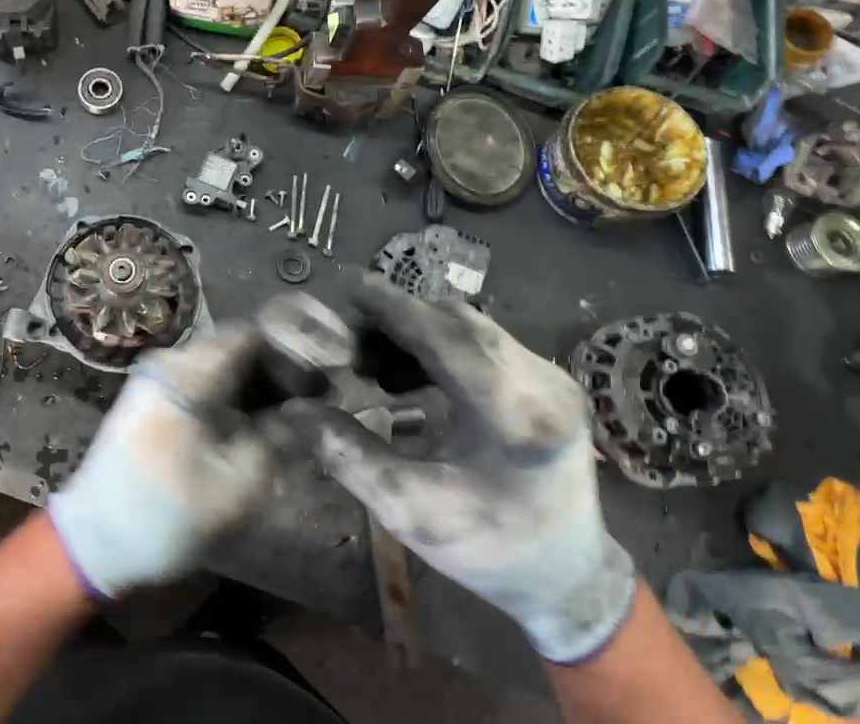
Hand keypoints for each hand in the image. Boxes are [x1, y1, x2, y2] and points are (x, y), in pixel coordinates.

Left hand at [48, 325, 274, 598]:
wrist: (94, 539)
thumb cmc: (164, 516)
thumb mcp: (234, 490)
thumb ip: (271, 444)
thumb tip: (297, 416)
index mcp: (188, 378)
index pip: (246, 338)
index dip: (284, 351)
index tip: (313, 374)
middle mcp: (166, 367)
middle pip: (228, 347)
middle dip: (266, 367)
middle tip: (301, 397)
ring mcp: (150, 381)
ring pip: (210, 364)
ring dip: (243, 381)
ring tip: (277, 411)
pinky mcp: (144, 400)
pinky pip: (192, 380)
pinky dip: (220, 391)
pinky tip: (240, 421)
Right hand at [280, 277, 636, 663]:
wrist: (564, 575)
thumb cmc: (487, 549)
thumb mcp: (408, 509)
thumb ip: (348, 455)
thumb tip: (295, 410)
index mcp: (514, 415)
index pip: (444, 334)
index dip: (392, 306)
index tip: (347, 285)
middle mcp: (542, 382)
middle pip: (458, 321)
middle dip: (397, 319)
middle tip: (347, 339)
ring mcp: (550, 377)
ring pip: (471, 327)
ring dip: (416, 331)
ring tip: (370, 361)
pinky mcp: (547, 381)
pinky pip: (484, 342)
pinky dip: (439, 346)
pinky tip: (406, 374)